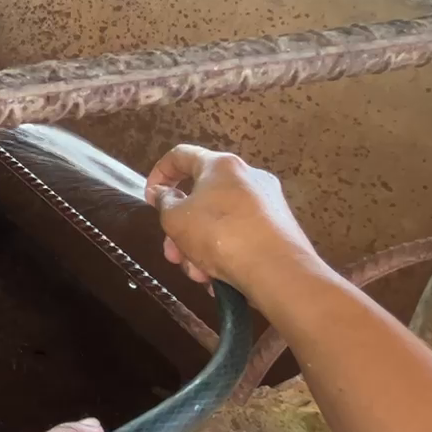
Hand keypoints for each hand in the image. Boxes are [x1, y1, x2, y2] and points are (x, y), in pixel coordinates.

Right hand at [144, 144, 325, 294]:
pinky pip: (240, 234)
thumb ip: (164, 201)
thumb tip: (166, 194)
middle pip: (200, 196)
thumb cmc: (219, 235)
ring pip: (218, 220)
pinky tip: (217, 276)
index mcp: (221, 165)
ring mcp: (268, 204)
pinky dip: (223, 251)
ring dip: (198, 244)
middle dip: (179, 226)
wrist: (280, 273)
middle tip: (171, 251)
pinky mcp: (281, 230)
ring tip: (194, 271)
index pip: (180, 155)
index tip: (151, 198)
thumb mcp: (174, 217)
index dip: (158, 174)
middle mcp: (249, 178)